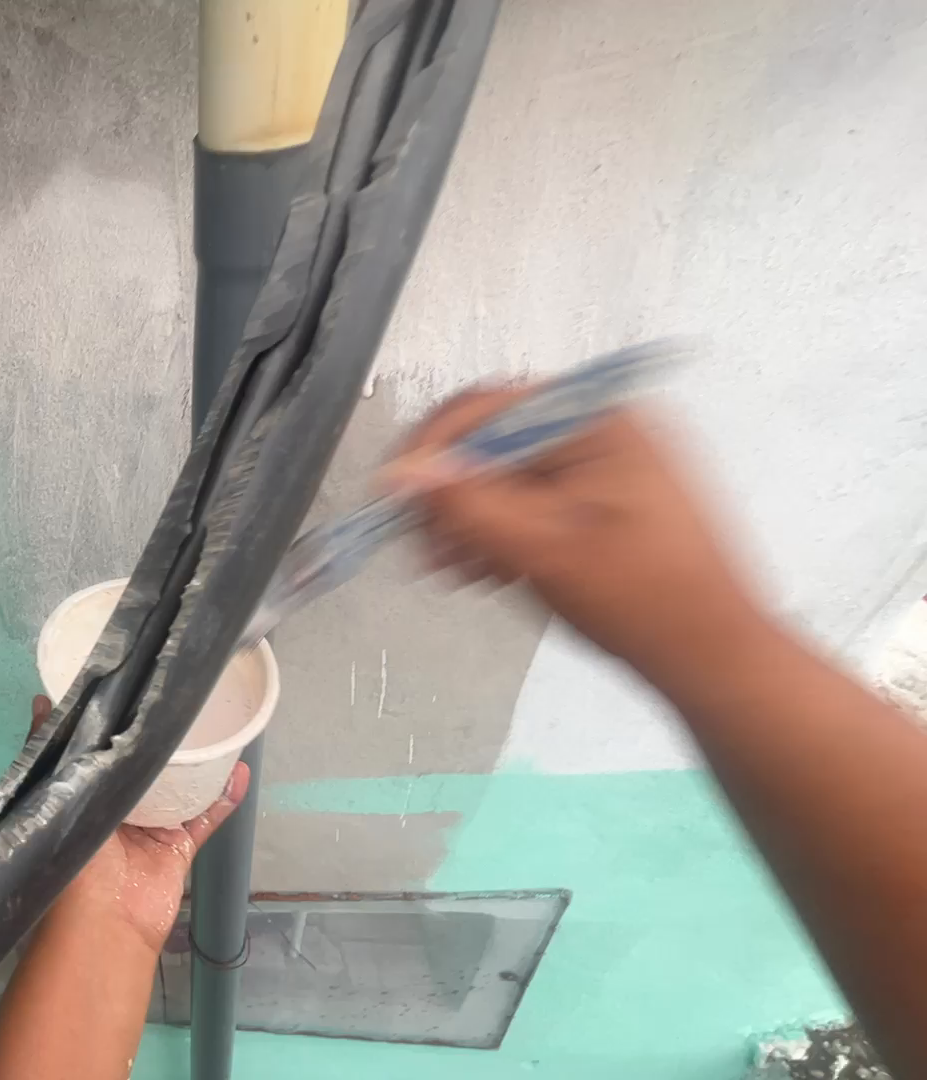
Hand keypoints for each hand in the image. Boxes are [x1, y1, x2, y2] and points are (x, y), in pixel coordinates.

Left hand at [30, 695, 250, 951]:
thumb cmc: (75, 852)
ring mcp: (153, 824)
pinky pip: (206, 814)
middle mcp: (119, 803)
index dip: (117, 720)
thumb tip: (42, 699)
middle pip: (145, 762)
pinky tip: (240, 769)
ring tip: (216, 721)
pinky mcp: (180, 844)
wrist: (105, 918)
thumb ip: (54, 751)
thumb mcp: (55, 793)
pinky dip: (224, 795)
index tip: (133, 683)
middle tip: (181, 695)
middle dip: (161, 735)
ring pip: (181, 784)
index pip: (104, 746)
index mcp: (87, 789)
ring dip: (198, 760)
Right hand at [384, 389, 768, 685]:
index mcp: (597, 423)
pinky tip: (480, 568)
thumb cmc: (639, 600)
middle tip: (424, 545)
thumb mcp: (539, 549)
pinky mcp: (584, 495)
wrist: (709, 654)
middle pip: (483, 442)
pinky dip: (485, 530)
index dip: (428, 447)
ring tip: (451, 568)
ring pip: (490, 474)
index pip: (484, 407)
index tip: (395, 495)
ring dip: (458, 519)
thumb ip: (466, 504)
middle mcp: (594, 429)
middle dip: (443, 494)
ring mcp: (591, 463)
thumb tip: (400, 474)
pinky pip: (513, 498)